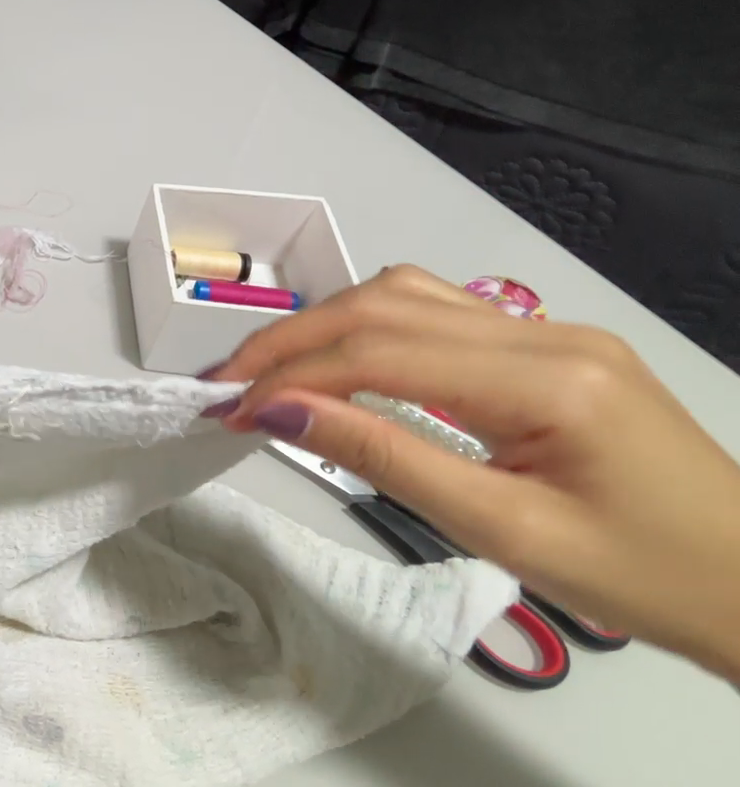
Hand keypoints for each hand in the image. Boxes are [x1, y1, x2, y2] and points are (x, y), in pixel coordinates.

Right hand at [208, 265, 739, 679]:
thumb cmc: (642, 578)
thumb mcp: (502, 531)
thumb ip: (383, 457)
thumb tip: (278, 411)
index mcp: (548, 380)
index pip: (378, 353)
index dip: (289, 376)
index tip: (228, 410)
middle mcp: (545, 333)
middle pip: (380, 307)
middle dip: (289, 342)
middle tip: (228, 384)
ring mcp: (548, 330)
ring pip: (400, 293)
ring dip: (321, 325)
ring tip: (271, 369)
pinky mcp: (545, 343)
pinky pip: (432, 310)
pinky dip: (364, 326)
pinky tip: (340, 358)